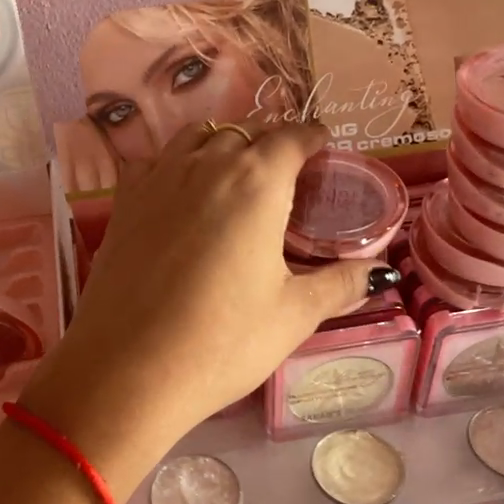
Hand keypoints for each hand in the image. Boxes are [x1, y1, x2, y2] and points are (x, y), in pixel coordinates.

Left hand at [19, 121, 394, 481]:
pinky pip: (154, 163)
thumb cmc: (222, 342)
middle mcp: (205, 166)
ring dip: (221, 143)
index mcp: (256, 183)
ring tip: (235, 170)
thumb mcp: (293, 315)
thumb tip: (381, 271)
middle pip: (243, 133)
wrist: (127, 371)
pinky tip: (180, 191)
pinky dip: (175, 163)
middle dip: (268, 140)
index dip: (311, 136)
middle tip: (285, 168)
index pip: (290, 138)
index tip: (323, 142)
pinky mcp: (122, 204)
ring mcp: (157, 181)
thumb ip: (339, 283)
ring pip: (195, 138)